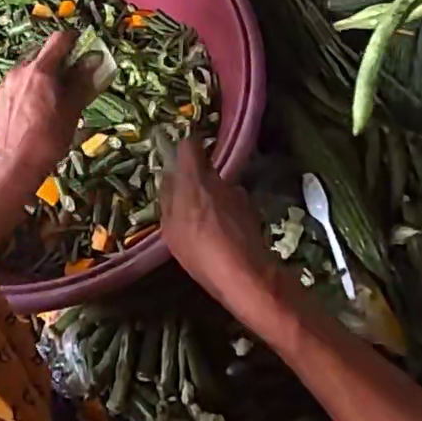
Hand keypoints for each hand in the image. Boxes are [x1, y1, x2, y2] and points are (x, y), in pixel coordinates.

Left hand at [0, 31, 97, 187]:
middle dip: (58, 59)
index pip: (58, 40)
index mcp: (40, 71)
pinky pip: (17, 83)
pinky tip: (35, 106)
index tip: (83, 46)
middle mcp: (20, 71)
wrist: (15, 163)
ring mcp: (5, 84)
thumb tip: (93, 60)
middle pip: (42, 53)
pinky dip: (28, 86)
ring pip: (28, 69)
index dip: (74, 39)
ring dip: (42, 73)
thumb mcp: (72, 110)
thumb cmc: (50, 138)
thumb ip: (82, 81)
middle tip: (70, 74)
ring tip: (52, 93)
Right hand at [162, 139, 296, 320]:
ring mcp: (240, 195)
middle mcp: (221, 180)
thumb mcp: (170, 228)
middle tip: (187, 205)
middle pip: (206, 171)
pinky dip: (227, 216)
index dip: (183, 150)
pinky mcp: (253, 212)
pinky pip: (234, 207)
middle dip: (196, 183)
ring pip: (221, 190)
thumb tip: (169, 179)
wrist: (244, 274)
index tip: (177, 160)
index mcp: (195, 179)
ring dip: (213, 201)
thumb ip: (169, 199)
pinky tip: (223, 237)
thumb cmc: (198, 250)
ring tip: (206, 226)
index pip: (189, 146)